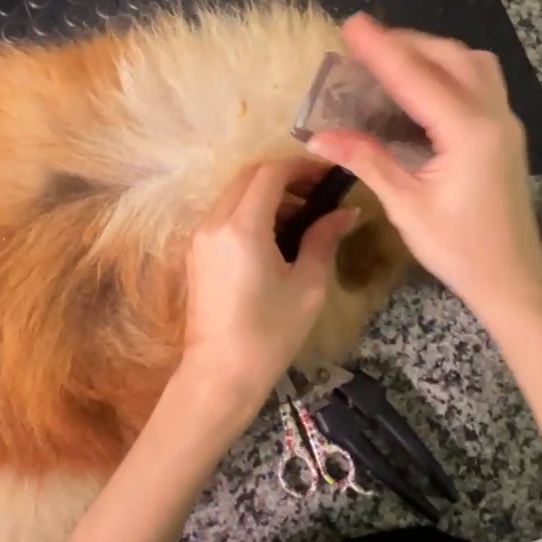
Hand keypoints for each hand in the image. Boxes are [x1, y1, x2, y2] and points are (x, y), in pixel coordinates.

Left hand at [178, 161, 357, 419]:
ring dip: (265, 193)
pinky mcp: (195, 252)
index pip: (270, 173)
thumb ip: (323, 239)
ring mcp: (200, 236)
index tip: (328, 176)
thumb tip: (346, 212)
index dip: (301, 167)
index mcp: (243, 227)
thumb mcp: (307, 286)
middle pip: (248, 176)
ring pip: (234, 194)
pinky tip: (275, 235)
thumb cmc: (270, 333)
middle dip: (283, 176)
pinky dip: (249, 210)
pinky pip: (224, 214)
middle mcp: (215, 222)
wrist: (219, 374)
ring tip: (301, 215)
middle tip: (317, 192)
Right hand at [306, 15, 541, 320]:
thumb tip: (318, 136)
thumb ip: (366, 160)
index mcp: (467, 132)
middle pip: (448, 57)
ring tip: (390, 57)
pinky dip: (447, 68)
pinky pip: (479, 80)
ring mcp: (504, 121)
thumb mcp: (406, 205)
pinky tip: (420, 84)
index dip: (380, 49)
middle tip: (362, 42)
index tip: (351, 24)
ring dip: (430, 51)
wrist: (512, 278)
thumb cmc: (458, 248)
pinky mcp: (504, 131)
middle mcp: (492, 115)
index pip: (416, 77)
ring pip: (470, 62)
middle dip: (404, 43)